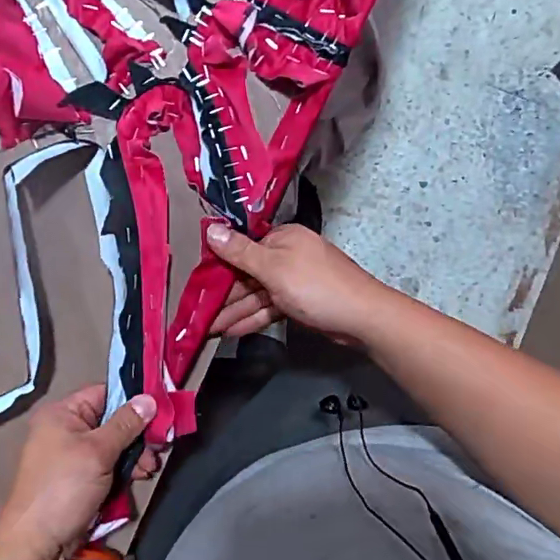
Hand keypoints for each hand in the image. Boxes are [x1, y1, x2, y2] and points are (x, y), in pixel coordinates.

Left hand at [0, 386, 158, 559]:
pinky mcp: (80, 478)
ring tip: (148, 469)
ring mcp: (72, 455)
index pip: (104, 393)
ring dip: (134, 455)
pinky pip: (108, 465)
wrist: (37, 543)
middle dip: (137, 435)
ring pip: (114, 445)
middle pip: (112, 420)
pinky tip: (138, 477)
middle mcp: (65, 429)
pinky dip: (123, 470)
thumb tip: (149, 399)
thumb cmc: (64, 488)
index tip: (160, 410)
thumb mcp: (98, 451)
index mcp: (62, 413)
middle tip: (158, 447)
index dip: (132, 400)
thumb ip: (126, 424)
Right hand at [205, 223, 398, 343]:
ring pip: (258, 294)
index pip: (243, 247)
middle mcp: (288, 254)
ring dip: (235, 311)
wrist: (362, 319)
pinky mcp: (301, 301)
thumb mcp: (274, 268)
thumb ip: (240, 252)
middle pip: (248, 273)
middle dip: (225, 295)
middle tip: (198, 314)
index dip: (219, 266)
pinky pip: (271, 307)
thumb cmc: (317, 287)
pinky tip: (233, 332)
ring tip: (209, 329)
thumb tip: (211, 228)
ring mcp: (295, 279)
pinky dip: (254, 318)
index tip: (197, 283)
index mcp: (283, 237)